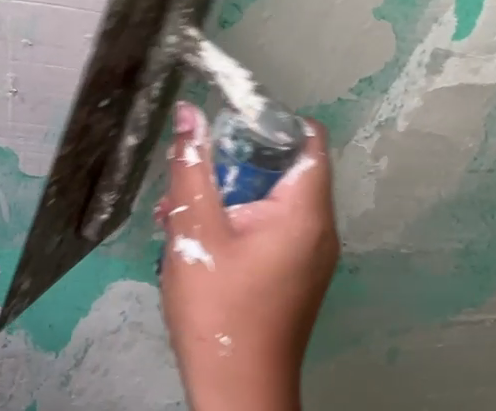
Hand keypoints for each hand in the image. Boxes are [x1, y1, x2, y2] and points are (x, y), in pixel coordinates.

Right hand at [155, 101, 338, 410]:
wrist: (236, 391)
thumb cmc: (219, 307)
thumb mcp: (194, 228)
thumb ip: (192, 165)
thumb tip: (190, 112)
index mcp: (305, 212)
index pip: (307, 138)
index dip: (269, 117)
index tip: (226, 117)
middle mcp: (317, 230)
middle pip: (282, 166)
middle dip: (232, 159)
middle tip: (189, 166)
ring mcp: (308, 256)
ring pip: (269, 198)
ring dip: (224, 192)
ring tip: (178, 206)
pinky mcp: (292, 275)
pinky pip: (268, 226)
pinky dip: (234, 218)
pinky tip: (192, 234)